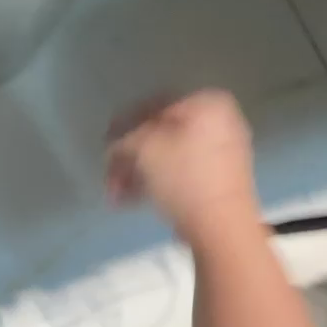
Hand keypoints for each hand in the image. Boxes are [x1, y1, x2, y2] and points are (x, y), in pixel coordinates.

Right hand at [104, 89, 259, 242]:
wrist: (221, 223)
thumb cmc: (183, 178)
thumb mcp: (144, 150)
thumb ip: (124, 139)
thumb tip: (117, 144)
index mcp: (205, 103)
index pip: (154, 105)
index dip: (124, 123)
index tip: (105, 143)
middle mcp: (218, 119)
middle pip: (160, 134)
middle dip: (129, 157)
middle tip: (108, 176)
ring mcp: (221, 149)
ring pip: (166, 155)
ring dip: (137, 173)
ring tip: (116, 196)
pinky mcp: (218, 177)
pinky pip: (179, 171)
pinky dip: (155, 181)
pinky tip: (133, 200)